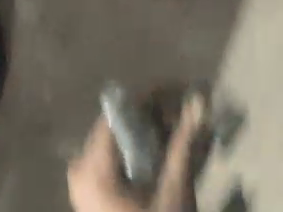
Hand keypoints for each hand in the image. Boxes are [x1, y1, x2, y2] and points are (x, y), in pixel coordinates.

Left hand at [67, 95, 206, 211]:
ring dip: (156, 130)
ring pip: (123, 137)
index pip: (121, 110)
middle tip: (192, 114)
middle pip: (123, 123)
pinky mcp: (93, 192)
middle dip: (160, 113)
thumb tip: (200, 98)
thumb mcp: (172, 189)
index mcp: (92, 166)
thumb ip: (185, 141)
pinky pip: (119, 155)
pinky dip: (146, 149)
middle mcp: (81, 168)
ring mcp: (84, 181)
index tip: (186, 91)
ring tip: (187, 132)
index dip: (155, 95)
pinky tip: (171, 152)